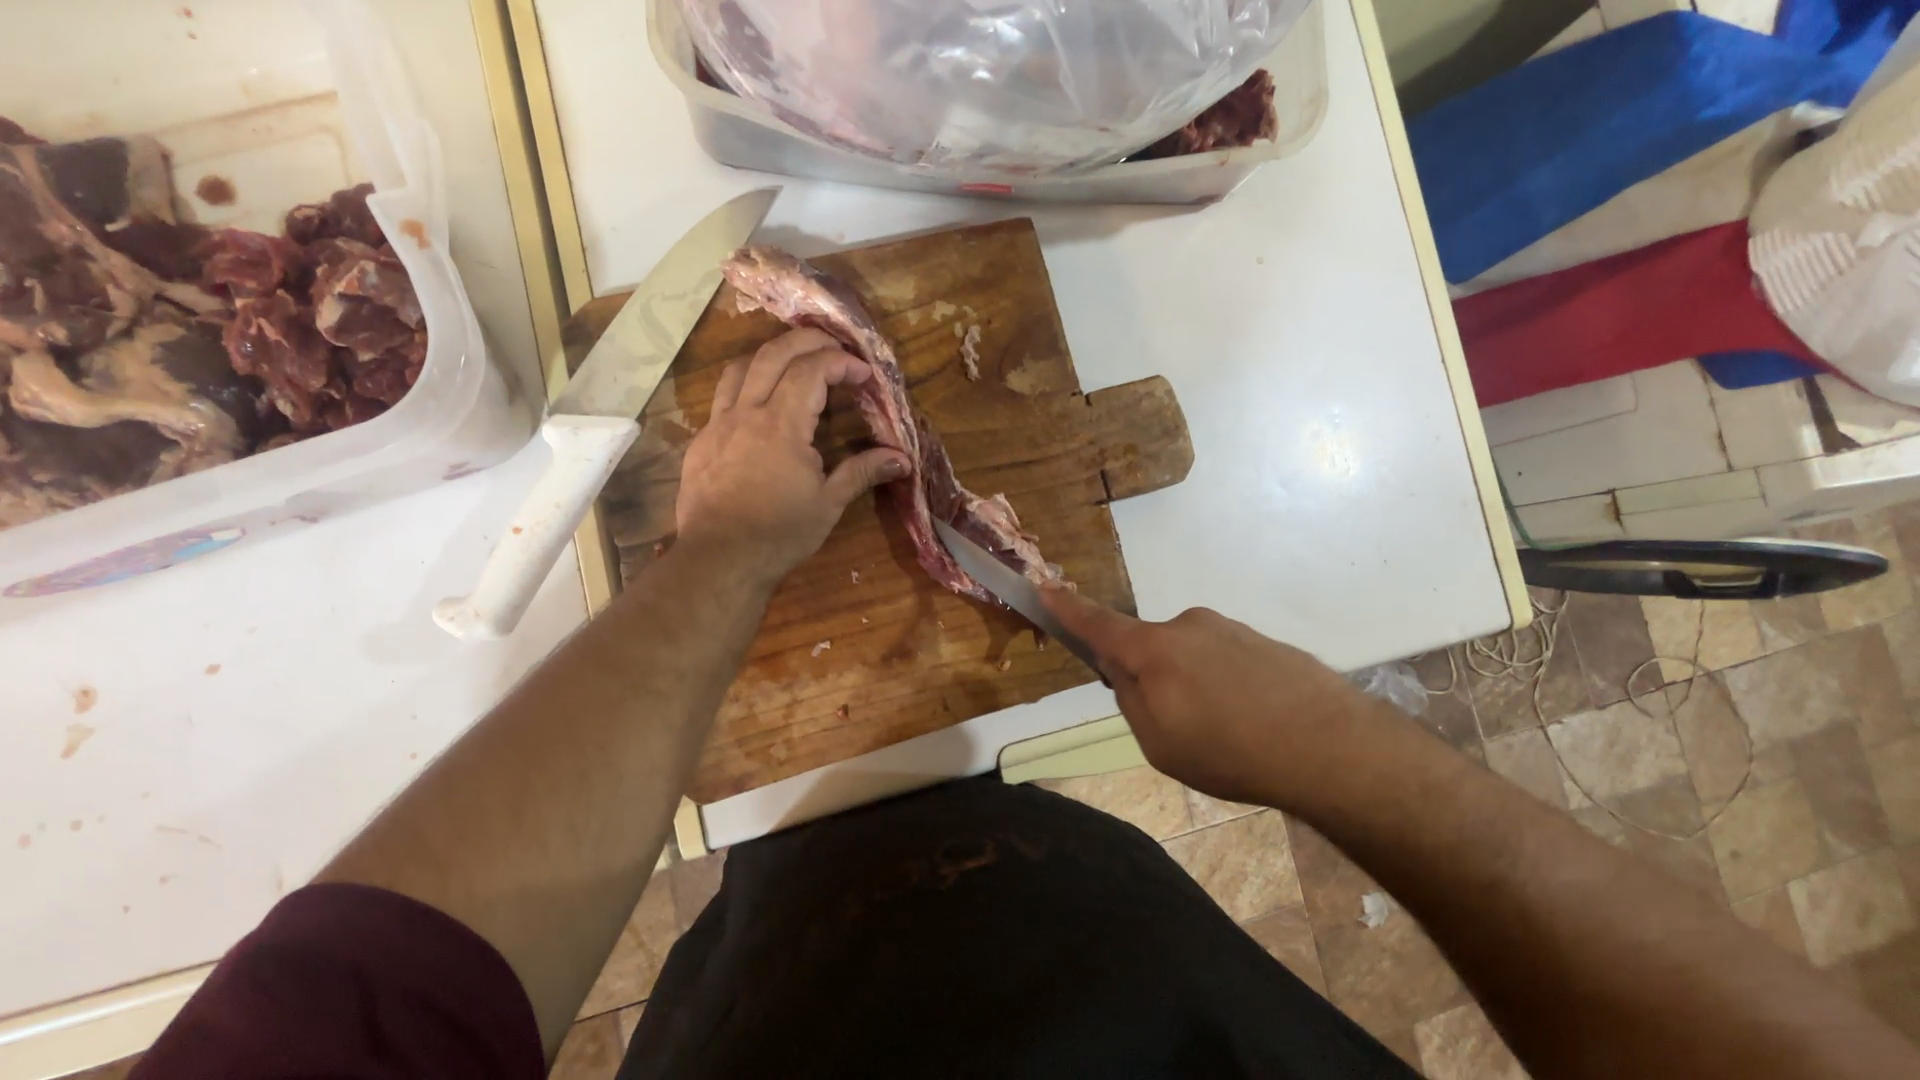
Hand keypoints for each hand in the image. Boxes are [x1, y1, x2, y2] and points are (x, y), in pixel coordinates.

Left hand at [676, 328, 909, 582]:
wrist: (720, 559)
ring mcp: (719, 424)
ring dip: (770, 355)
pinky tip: (760, 406)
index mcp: (782, 424)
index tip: (864, 373)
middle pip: (774, 354)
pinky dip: (746, 386)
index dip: (841, 362)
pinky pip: (722, 398)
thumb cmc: (779, 533)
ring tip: (793, 362)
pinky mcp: (702, 442)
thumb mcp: (828, 503)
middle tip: (835, 347)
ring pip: (740, 368)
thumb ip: (862, 471)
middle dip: (808, 341)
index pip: (812, 370)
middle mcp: (747, 412)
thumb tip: (903, 459)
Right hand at [1041, 587, 1386, 807]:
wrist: (1332, 748)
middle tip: (1179, 727)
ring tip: (1228, 734)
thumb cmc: (1230, 752)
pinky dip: (1229, 689)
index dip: (1067, 609)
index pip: (1099, 625)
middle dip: (1151, 678)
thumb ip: (1131, 701)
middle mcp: (1189, 626)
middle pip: (1150, 648)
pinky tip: (1255, 725)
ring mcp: (1232, 630)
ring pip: (1192, 658)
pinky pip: (1229, 664)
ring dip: (1196, 687)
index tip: (1043, 586)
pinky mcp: (1267, 644)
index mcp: (1154, 650)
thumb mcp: (1159, 743)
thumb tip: (1125, 672)